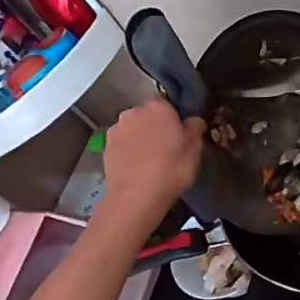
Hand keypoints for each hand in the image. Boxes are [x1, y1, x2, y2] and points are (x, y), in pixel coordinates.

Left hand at [102, 99, 204, 224]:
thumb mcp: (194, 150)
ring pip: (133, 129)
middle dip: (155, 126)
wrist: (136, 197)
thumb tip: (193, 120)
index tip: (180, 132)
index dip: (173, 117)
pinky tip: (136, 167)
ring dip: (140, 138)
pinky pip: (123, 144)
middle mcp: (133, 112)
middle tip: (166, 147)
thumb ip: (195, 129)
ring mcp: (116, 129)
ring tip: (149, 160)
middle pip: (147, 115)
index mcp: (158, 107)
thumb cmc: (171, 170)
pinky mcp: (105, 147)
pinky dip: (129, 151)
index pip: (167, 103)